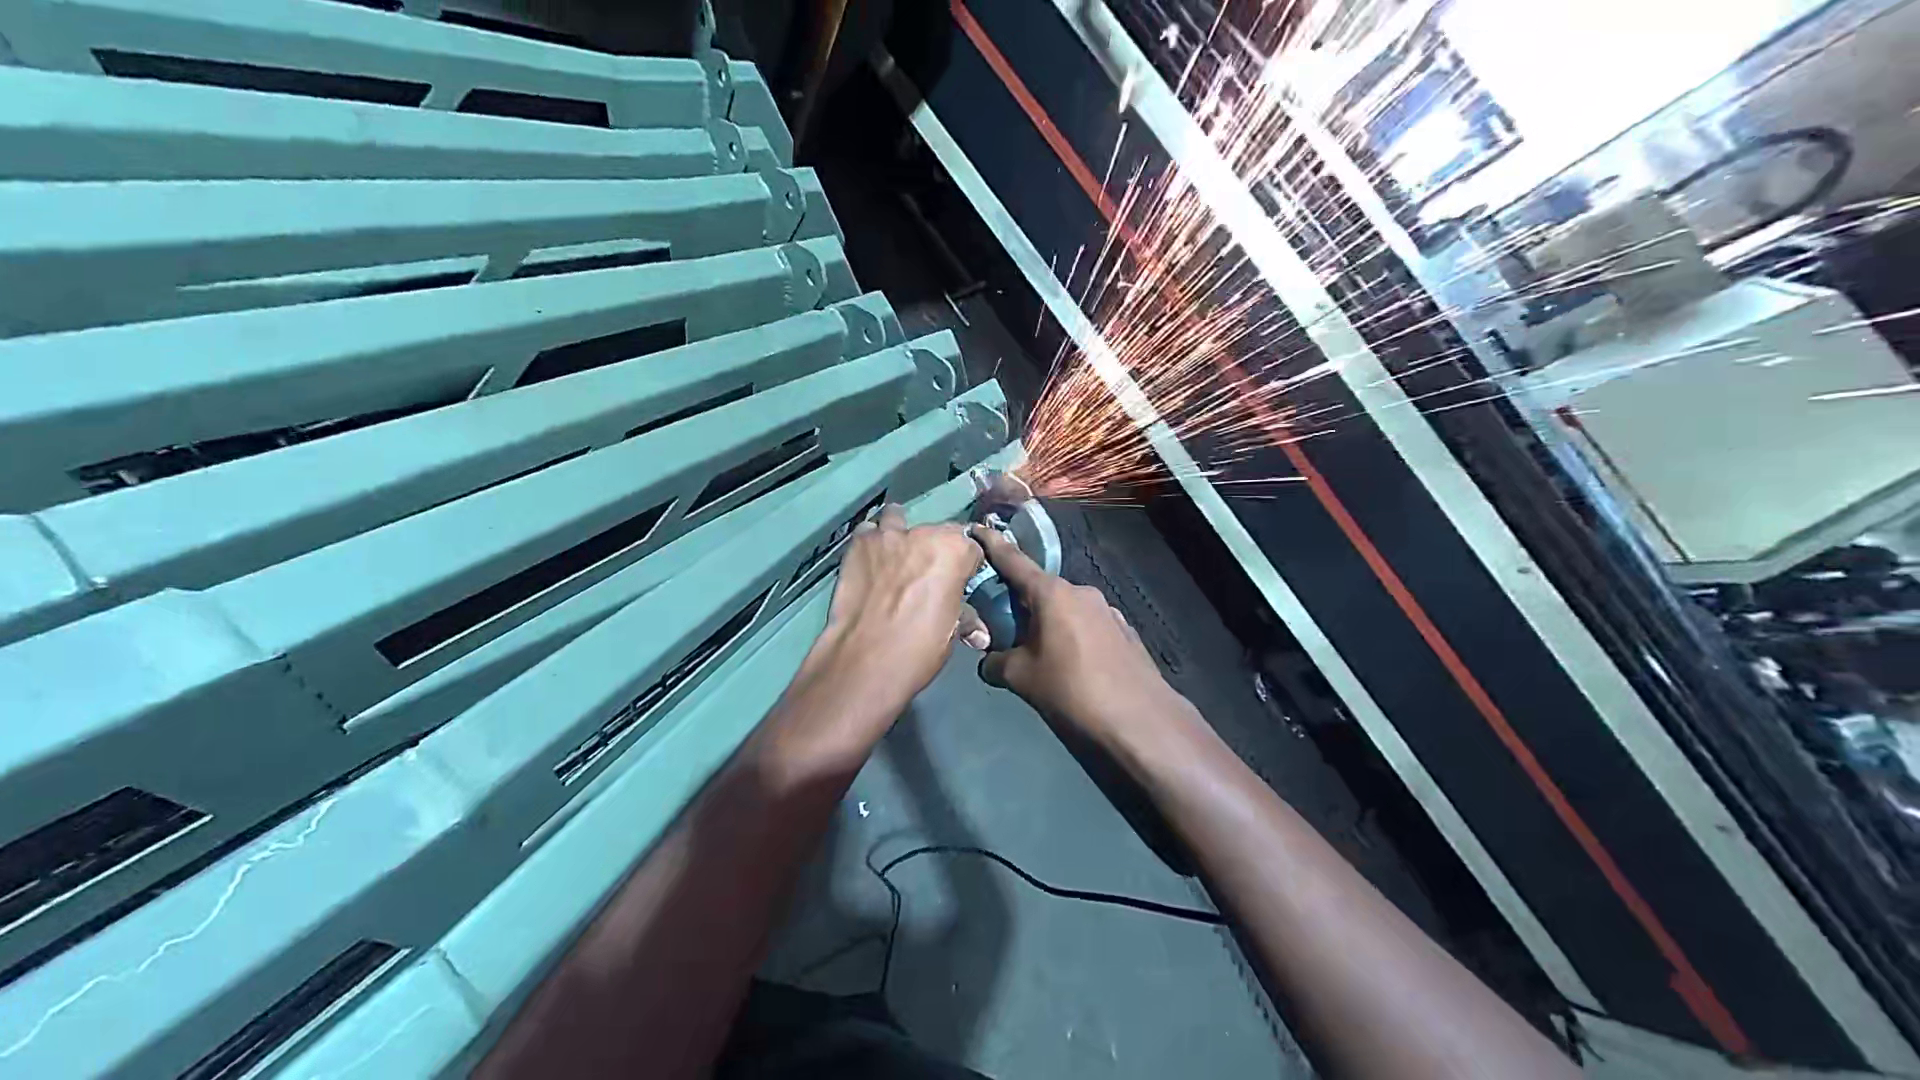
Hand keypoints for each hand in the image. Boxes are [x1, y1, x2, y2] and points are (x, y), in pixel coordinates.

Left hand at [801, 504, 983, 712]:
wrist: (865, 659)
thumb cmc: (919, 647)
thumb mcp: (951, 631)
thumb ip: (964, 615)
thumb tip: (977, 629)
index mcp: (954, 550)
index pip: (971, 547)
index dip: (967, 566)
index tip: (960, 582)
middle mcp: (922, 534)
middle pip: (935, 532)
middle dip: (934, 551)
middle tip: (925, 578)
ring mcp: (886, 536)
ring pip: (896, 520)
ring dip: (899, 535)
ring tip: (895, 558)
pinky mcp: (857, 545)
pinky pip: (868, 533)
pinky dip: (872, 544)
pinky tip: (870, 563)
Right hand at [972, 526, 1195, 750]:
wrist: (1140, 721)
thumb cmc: (1072, 691)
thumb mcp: (1021, 678)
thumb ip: (997, 662)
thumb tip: (990, 661)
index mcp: (1052, 593)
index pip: (1014, 561)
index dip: (993, 545)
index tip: (978, 529)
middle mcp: (1081, 592)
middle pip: (1040, 590)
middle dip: (1020, 604)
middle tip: (1002, 629)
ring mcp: (1108, 610)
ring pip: (1065, 609)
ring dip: (1048, 623)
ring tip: (1039, 656)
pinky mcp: (1125, 632)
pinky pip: (1087, 626)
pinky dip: (1071, 636)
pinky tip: (1071, 666)